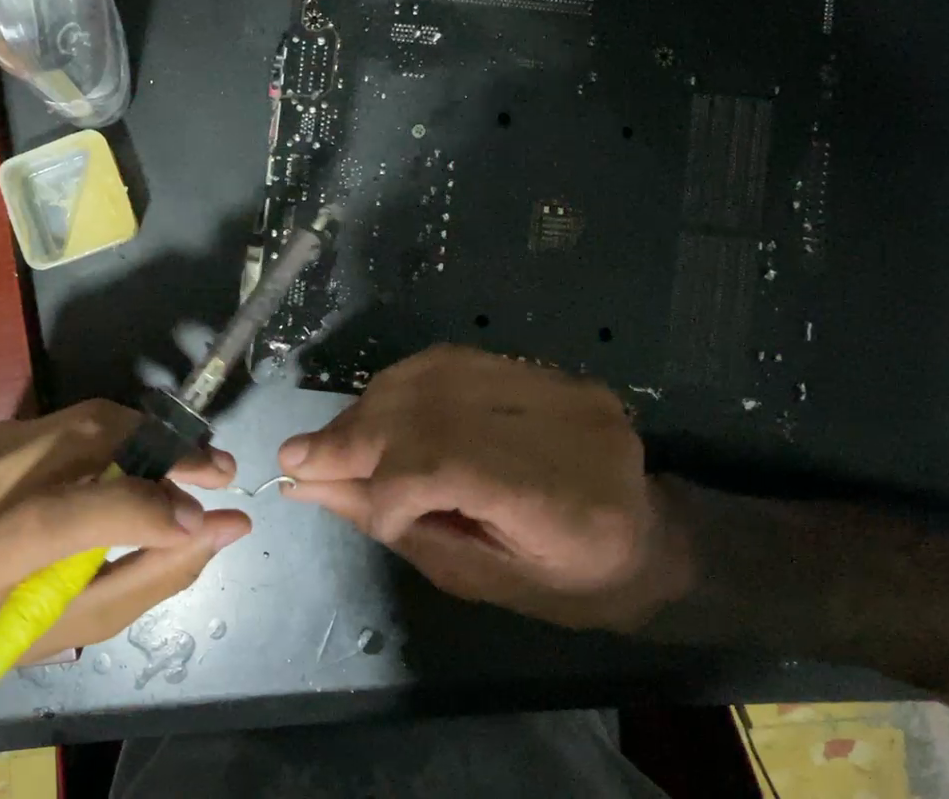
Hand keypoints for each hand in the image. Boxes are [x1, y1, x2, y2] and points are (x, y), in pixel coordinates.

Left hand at [0, 400, 251, 712]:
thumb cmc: (17, 624)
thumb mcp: (90, 620)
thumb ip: (158, 572)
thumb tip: (229, 524)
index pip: (52, 518)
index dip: (131, 511)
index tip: (200, 519)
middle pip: (79, 443)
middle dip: (161, 452)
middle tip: (221, 473)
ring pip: (88, 419)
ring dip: (154, 436)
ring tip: (202, 464)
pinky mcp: (5, 429)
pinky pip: (83, 419)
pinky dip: (132, 434)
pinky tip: (160, 457)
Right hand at [278, 346, 690, 631]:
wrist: (649, 539)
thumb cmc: (566, 584)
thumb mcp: (478, 576)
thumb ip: (395, 526)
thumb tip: (307, 484)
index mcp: (567, 505)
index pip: (446, 465)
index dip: (374, 479)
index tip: (318, 492)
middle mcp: (569, 429)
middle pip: (433, 412)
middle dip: (353, 435)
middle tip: (299, 458)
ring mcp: (560, 389)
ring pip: (433, 377)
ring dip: (367, 407)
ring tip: (331, 442)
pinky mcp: (546, 370)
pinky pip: (447, 364)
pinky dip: (396, 388)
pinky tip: (373, 414)